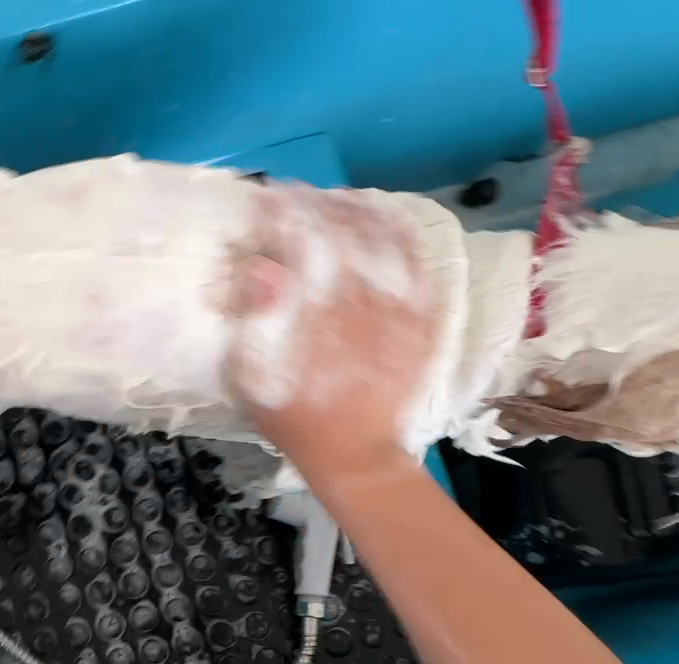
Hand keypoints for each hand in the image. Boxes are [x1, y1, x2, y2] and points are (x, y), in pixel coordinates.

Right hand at [219, 186, 441, 480]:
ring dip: (362, 215)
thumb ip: (255, 325)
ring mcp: (400, 311)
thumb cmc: (295, 422)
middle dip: (320, 209)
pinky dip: (404, 242)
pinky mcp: (423, 322)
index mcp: (318, 315)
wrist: (355, 455)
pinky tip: (389, 226)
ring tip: (342, 197)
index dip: (286, 218)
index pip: (305, 247)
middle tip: (300, 194)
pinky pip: (420, 269)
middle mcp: (364, 304)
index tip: (268, 201)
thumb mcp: (256, 384)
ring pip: (387, 245)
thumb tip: (260, 272)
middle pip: (347, 237)